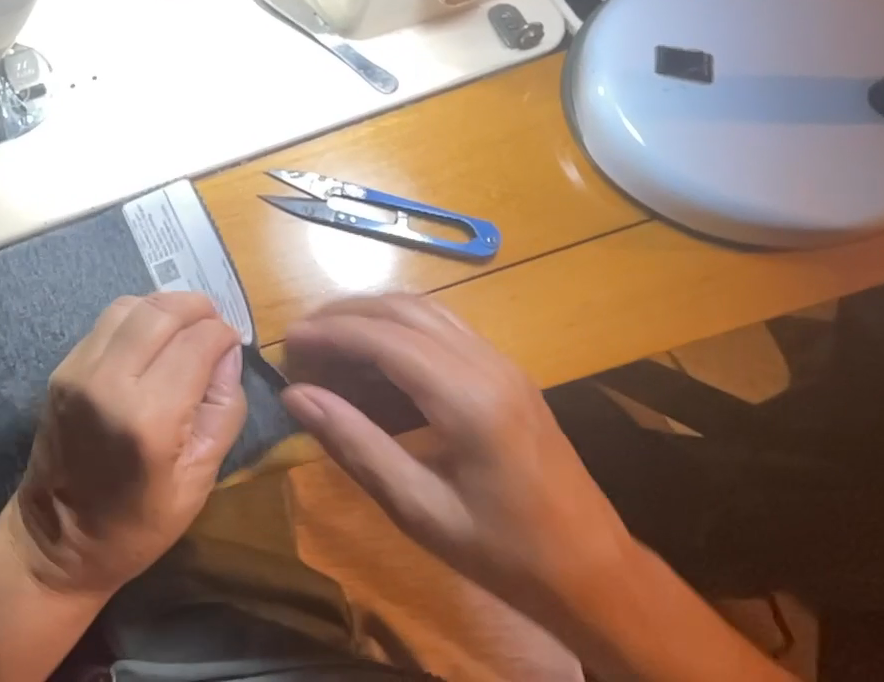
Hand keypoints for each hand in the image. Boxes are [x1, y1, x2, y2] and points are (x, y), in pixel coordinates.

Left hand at [6, 292, 247, 597]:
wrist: (57, 537)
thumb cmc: (139, 523)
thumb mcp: (200, 478)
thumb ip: (222, 408)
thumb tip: (229, 353)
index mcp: (148, 416)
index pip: (196, 342)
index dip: (223, 334)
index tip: (235, 341)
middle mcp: (108, 381)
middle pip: (159, 311)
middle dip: (196, 307)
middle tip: (215, 324)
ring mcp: (77, 370)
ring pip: (128, 306)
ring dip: (163, 308)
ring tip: (185, 328)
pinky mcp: (61, 368)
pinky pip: (104, 324)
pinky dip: (134, 320)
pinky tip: (151, 341)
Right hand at [279, 295, 636, 612]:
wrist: (597, 574)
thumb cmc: (505, 552)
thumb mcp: (420, 509)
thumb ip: (355, 444)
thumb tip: (295, 396)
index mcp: (468, 400)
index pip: (383, 338)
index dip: (329, 333)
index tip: (286, 342)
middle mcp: (488, 366)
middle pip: (403, 310)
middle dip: (344, 315)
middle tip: (301, 340)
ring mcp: (504, 365)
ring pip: (425, 309)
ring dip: (371, 314)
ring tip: (328, 341)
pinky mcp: (508, 374)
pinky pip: (444, 327)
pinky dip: (398, 326)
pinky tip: (375, 357)